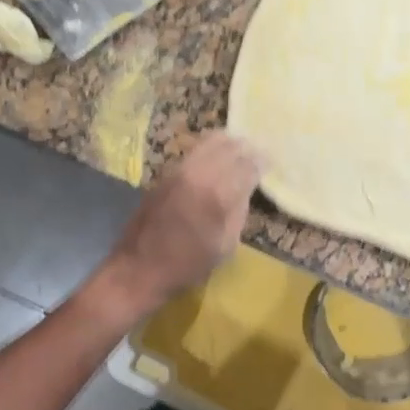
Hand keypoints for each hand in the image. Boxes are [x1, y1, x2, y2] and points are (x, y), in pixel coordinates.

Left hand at [101, 131, 262, 315]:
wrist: (139, 267)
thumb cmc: (188, 264)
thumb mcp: (226, 244)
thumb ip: (239, 210)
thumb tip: (246, 188)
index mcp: (218, 195)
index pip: (248, 164)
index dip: (262, 161)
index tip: (270, 163)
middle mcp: (199, 174)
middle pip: (230, 145)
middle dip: (248, 148)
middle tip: (258, 155)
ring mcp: (180, 170)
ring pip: (210, 141)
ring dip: (229, 143)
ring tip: (239, 152)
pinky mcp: (166, 172)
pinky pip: (195, 150)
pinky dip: (211, 149)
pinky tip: (218, 160)